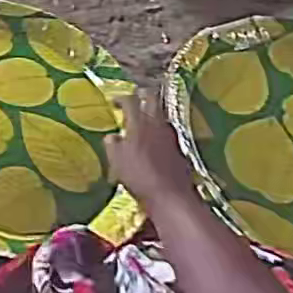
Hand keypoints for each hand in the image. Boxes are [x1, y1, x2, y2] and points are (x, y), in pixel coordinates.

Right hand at [104, 90, 198, 211]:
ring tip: (143, 122)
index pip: (130, 100)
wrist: (171, 196)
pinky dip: (160, 132)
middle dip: (142, 96)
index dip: (120, 98)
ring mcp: (171, 135)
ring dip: (152, 114)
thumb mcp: (116, 160)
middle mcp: (157, 123)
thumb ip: (112, 143)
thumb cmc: (139, 175)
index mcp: (139, 122)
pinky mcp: (180, 149)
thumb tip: (112, 136)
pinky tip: (155, 144)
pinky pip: (168, 133)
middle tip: (134, 100)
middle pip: (152, 99)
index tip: (114, 102)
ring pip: (162, 116)